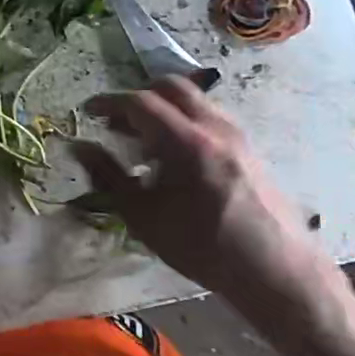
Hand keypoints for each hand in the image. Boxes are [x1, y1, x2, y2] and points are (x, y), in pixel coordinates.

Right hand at [73, 77, 322, 308]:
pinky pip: (209, 117)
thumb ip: (109, 177)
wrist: (274, 269)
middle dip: (138, 98)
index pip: (140, 102)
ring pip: (193, 100)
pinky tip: (174, 158)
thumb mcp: (145, 217)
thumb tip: (80, 147)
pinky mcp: (248, 147)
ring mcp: (236, 133)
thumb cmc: (203, 247)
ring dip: (163, 109)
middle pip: (170, 87)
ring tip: (143, 144)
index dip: (109, 102)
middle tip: (116, 123)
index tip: (88, 111)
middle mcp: (214, 126)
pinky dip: (184, 121)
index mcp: (186, 141)